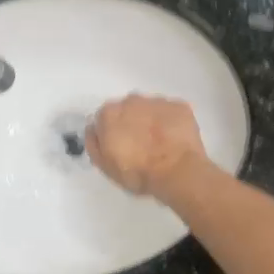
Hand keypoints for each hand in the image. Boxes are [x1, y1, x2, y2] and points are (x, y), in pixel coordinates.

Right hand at [86, 94, 208, 197]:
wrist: (177, 171)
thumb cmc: (138, 172)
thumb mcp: (106, 166)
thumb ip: (94, 144)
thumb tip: (93, 129)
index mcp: (109, 113)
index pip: (105, 119)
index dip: (112, 134)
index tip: (121, 148)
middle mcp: (131, 100)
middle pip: (128, 110)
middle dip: (132, 124)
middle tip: (142, 147)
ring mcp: (158, 101)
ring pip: (150, 110)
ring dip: (152, 122)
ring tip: (161, 144)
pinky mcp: (180, 106)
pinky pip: (171, 112)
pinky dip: (172, 123)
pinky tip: (176, 140)